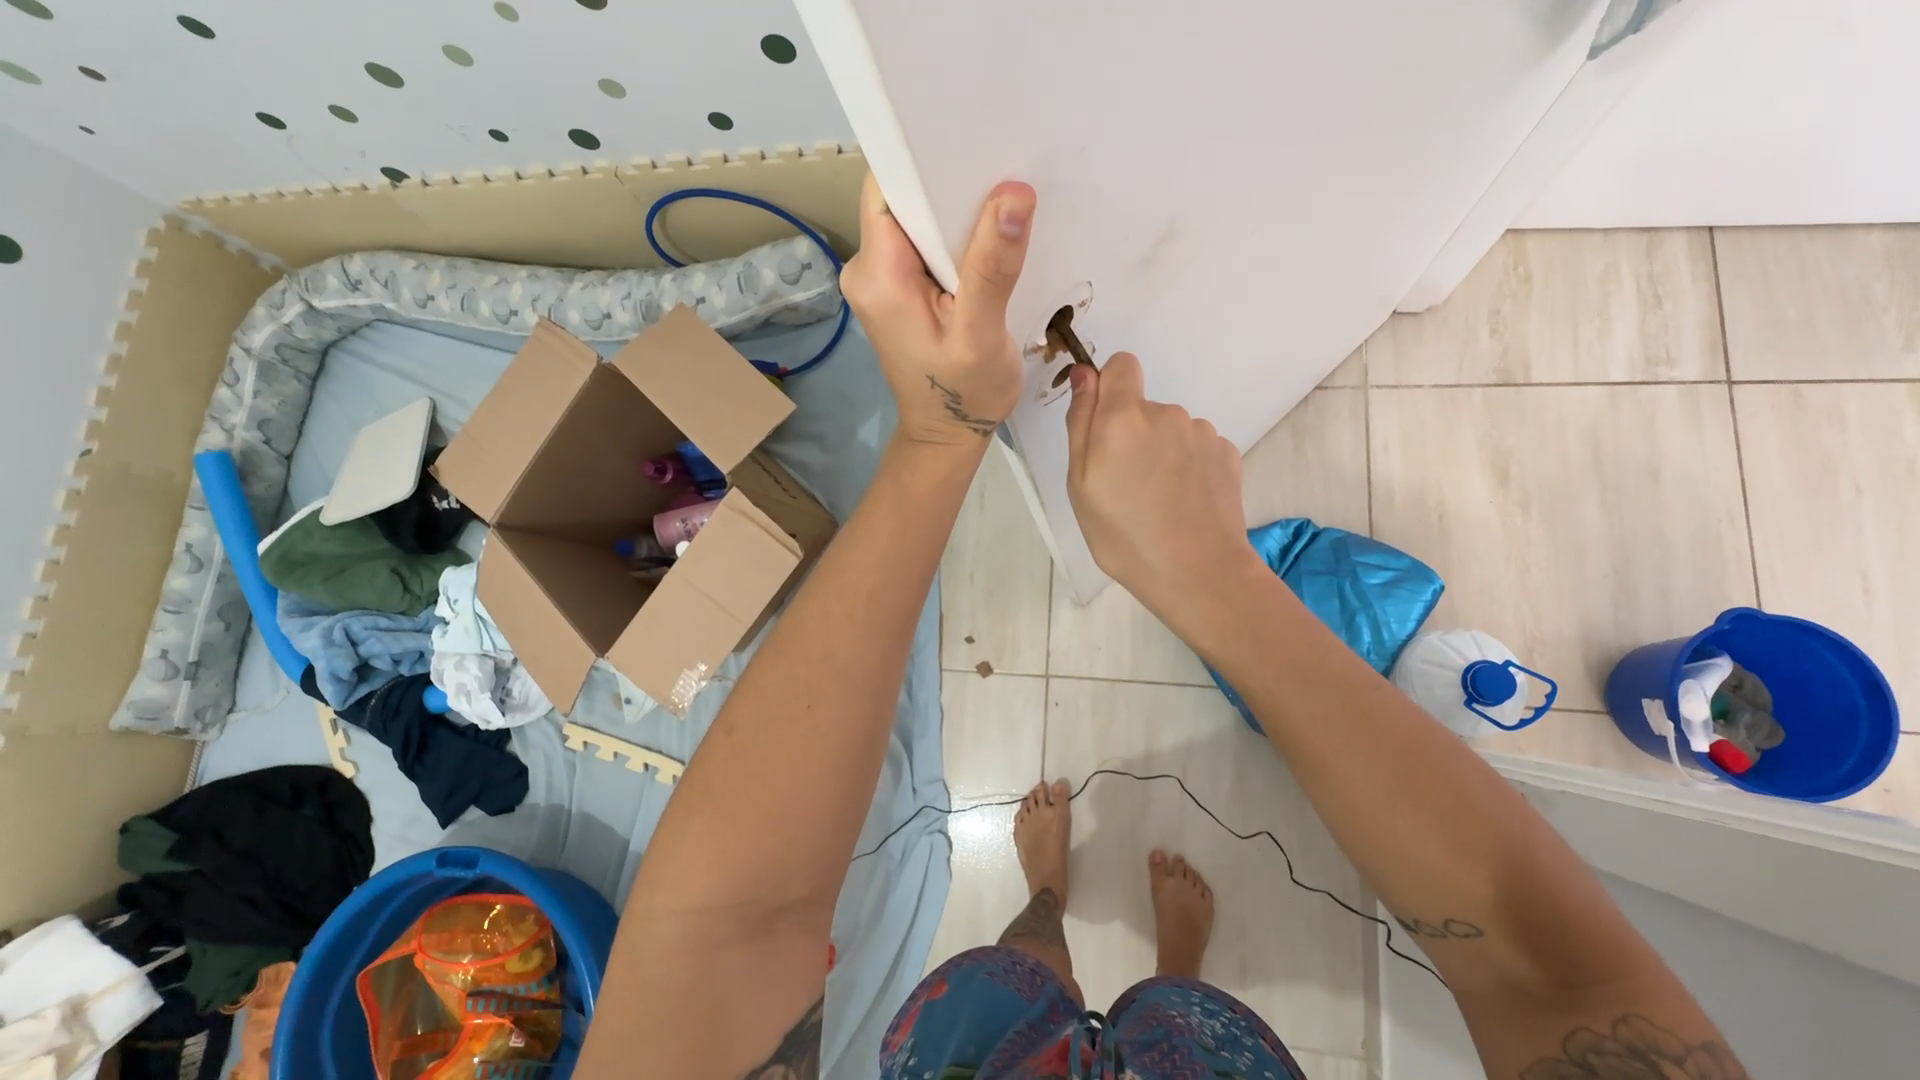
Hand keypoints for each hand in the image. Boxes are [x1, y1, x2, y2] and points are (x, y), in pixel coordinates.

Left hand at [840, 172, 1035, 446]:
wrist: (947, 435)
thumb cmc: (964, 392)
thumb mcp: (982, 333)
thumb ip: (992, 266)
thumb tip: (1013, 194)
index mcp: (879, 274)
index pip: (889, 188)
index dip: (925, 159)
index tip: (974, 141)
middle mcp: (867, 269)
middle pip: (902, 200)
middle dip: (948, 184)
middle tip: (1003, 170)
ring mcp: (880, 280)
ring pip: (915, 220)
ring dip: (955, 212)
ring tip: (1002, 203)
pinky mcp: (896, 290)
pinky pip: (922, 245)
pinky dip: (954, 239)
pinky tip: (988, 239)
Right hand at [1064, 353, 1255, 618]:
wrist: (1197, 572)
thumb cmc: (1124, 535)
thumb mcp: (1080, 485)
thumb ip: (1081, 423)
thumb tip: (1085, 375)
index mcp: (1123, 417)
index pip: (1122, 365)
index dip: (1110, 388)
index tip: (1103, 426)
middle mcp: (1166, 414)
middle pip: (1144, 408)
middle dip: (1133, 434)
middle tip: (1126, 486)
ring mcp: (1202, 433)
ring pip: (1172, 432)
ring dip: (1162, 453)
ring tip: (1159, 501)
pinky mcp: (1227, 455)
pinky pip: (1198, 450)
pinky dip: (1189, 469)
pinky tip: (1185, 504)